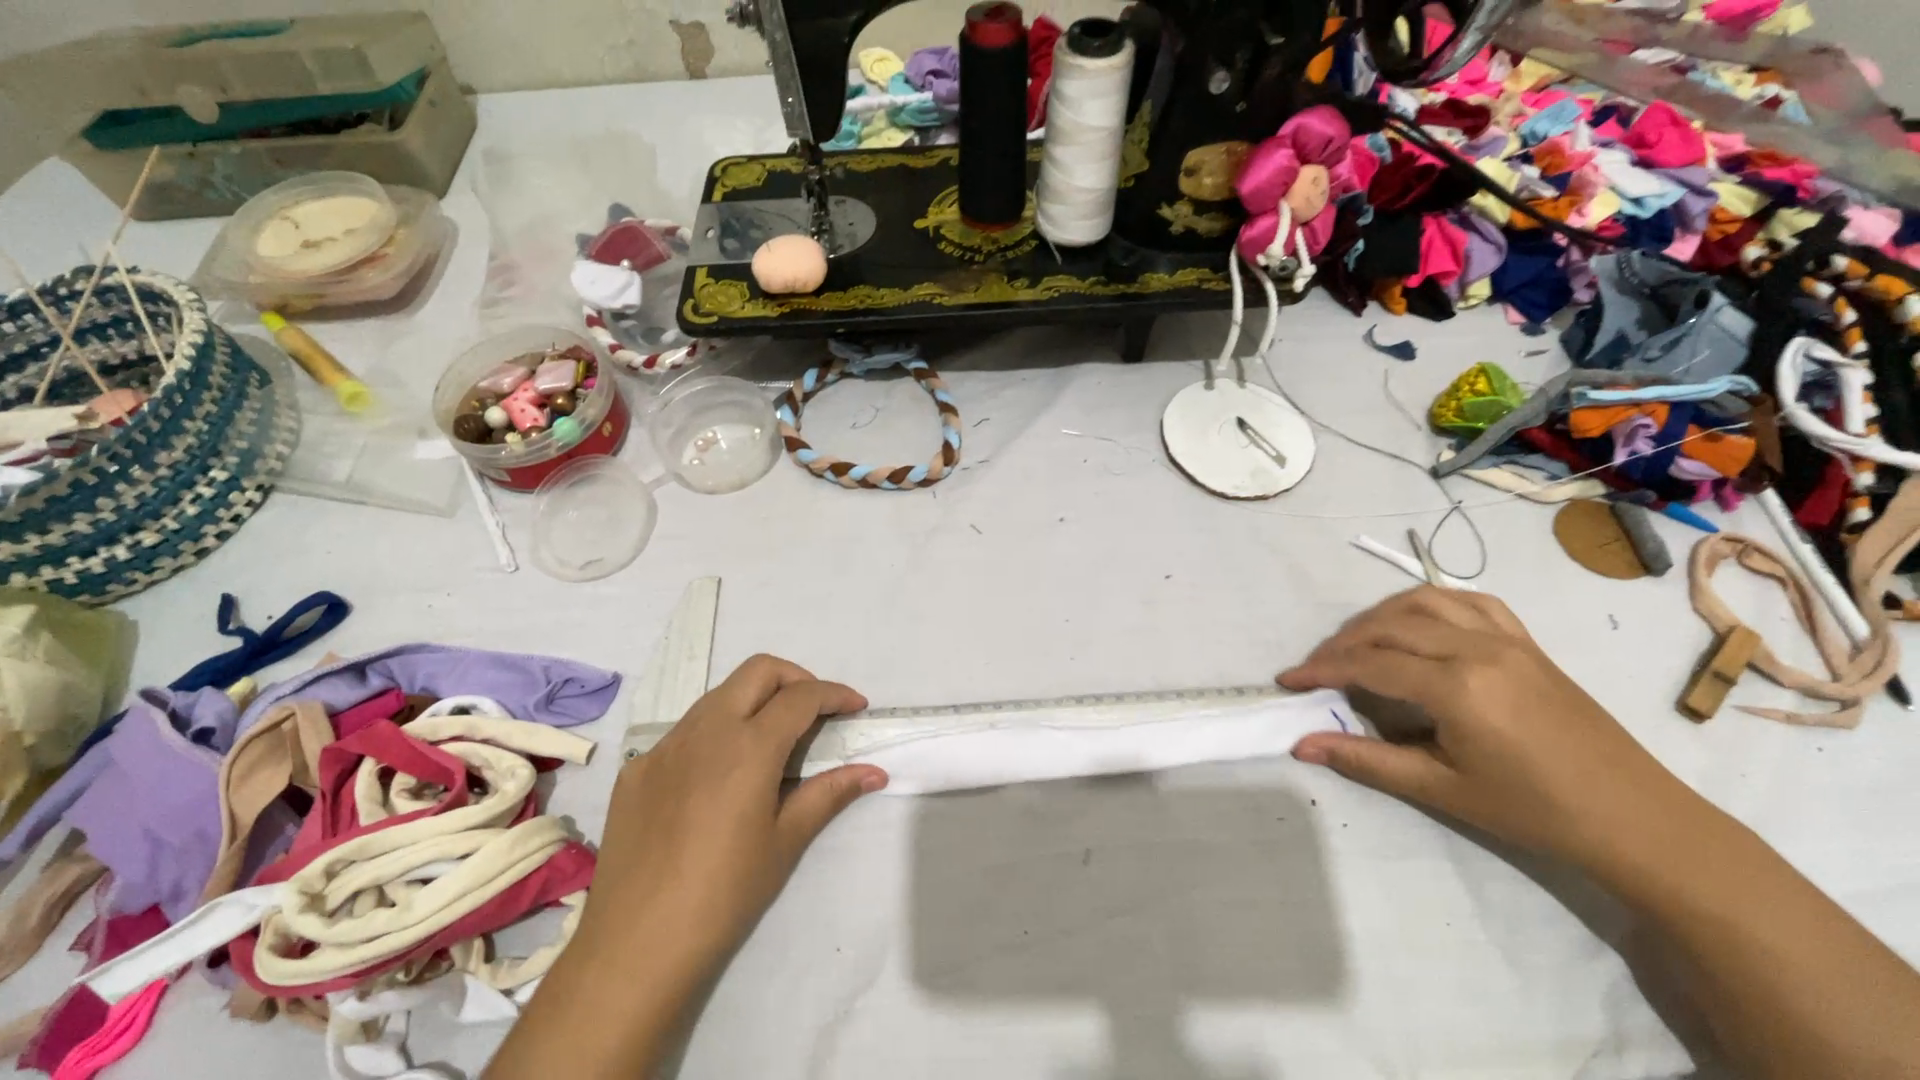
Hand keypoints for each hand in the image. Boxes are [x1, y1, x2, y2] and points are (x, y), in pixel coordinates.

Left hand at [582, 655, 887, 975]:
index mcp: (748, 746)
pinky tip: (719, 780)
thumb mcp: (785, 842)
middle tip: (816, 713)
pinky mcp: (636, 769)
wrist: (636, 942)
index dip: (835, 694)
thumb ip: (828, 794)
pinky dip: (715, 733)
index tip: (856, 707)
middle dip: (796, 679)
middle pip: (758, 671)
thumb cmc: (724, 894)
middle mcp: (704, 730)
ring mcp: (663, 746)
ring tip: (772, 744)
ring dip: (754, 701)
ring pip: (718, 695)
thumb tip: (874, 771)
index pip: (801, 696)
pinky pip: (684, 732)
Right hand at [1279, 587, 1697, 872]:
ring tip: (1356, 643)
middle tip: (1315, 669)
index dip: (1322, 669)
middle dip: (1342, 642)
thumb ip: (1366, 760)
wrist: (1631, 815)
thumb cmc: (1532, 810)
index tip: (1287, 681)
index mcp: (1457, 686)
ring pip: (1425, 601)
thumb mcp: (1441, 790)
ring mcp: (1507, 639)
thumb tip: (1301, 745)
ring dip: (1380, 616)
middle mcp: (1478, 648)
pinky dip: (1430, 603)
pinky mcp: (1527, 642)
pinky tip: (1417, 623)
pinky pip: (1469, 601)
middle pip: (1389, 625)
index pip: (1369, 663)